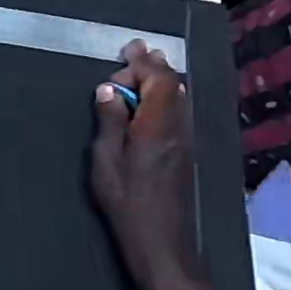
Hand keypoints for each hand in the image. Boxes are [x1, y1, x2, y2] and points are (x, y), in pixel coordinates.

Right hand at [89, 40, 195, 276]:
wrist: (159, 238)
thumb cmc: (126, 198)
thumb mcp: (105, 158)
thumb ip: (109, 120)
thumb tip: (108, 91)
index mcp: (158, 124)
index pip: (158, 80)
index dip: (142, 63)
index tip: (125, 51)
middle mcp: (179, 126)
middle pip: (173, 84)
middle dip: (153, 65)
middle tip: (132, 52)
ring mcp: (185, 139)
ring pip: (178, 97)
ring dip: (159, 80)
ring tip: (140, 70)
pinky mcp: (184, 151)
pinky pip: (178, 111)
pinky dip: (164, 96)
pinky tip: (149, 102)